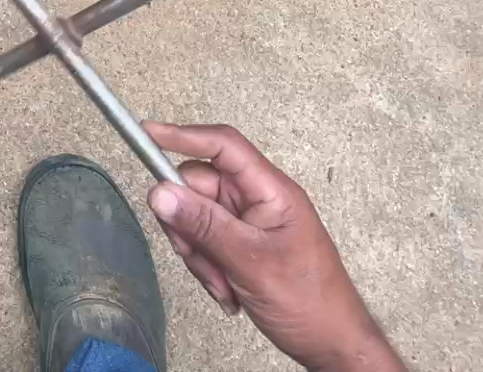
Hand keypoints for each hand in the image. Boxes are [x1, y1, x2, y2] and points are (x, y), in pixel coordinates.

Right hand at [144, 124, 403, 371]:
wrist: (336, 352)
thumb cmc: (311, 305)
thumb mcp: (252, 264)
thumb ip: (204, 226)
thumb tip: (158, 191)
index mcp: (270, 190)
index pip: (223, 146)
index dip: (184, 135)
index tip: (147, 132)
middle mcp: (255, 198)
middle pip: (197, 184)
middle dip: (188, 223)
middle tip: (195, 256)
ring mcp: (246, 220)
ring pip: (194, 214)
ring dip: (197, 251)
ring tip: (220, 283)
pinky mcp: (238, 241)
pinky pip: (202, 238)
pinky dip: (204, 263)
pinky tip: (225, 289)